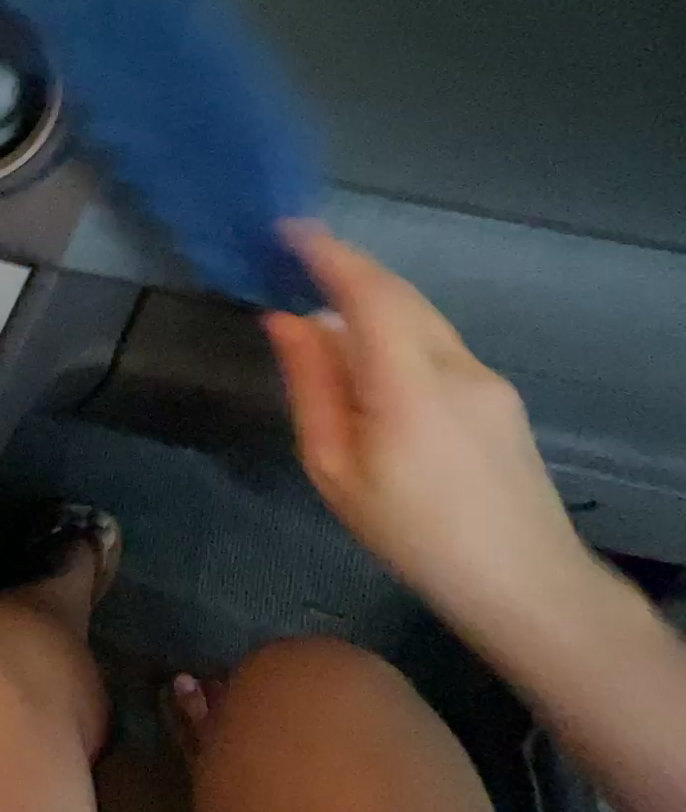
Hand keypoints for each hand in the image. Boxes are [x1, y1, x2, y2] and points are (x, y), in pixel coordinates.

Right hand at [263, 225, 591, 618]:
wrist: (525, 583)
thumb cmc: (408, 530)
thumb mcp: (333, 463)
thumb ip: (310, 385)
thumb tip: (286, 320)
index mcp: (410, 387)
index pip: (371, 296)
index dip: (330, 255)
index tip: (289, 228)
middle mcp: (458, 369)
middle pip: (398, 296)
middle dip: (345, 266)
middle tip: (291, 254)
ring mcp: (486, 380)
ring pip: (418, 317)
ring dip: (366, 296)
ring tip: (316, 298)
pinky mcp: (496, 394)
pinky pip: (432, 341)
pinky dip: (389, 325)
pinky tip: (360, 350)